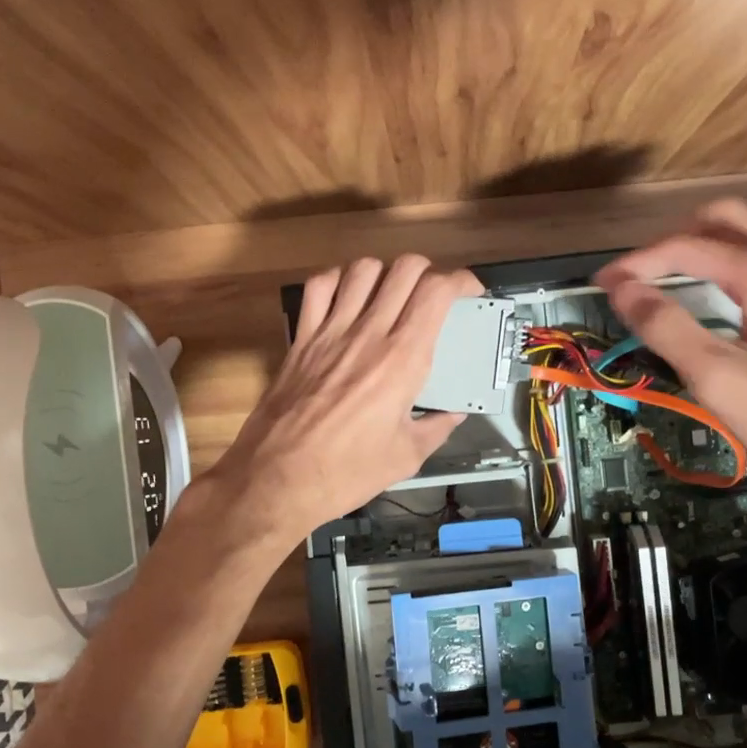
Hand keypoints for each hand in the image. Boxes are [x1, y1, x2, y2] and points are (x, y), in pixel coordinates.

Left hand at [200, 254, 482, 540]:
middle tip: (433, 295)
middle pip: (404, 269)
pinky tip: (347, 297)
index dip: (460, 280)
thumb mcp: (405, 457)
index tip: (469, 292)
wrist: (277, 479)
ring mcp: (330, 331)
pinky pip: (319, 287)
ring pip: (363, 269)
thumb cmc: (345, 473)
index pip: (436, 292)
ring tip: (391, 294)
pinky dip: (338, 280)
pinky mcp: (301, 339)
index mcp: (403, 360)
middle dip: (428, 272)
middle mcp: (368, 333)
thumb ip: (436, 428)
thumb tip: (453, 415)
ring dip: (385, 272)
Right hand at [594, 199, 746, 502]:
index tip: (602, 284)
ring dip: (720, 232)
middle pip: (728, 217)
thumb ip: (667, 328)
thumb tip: (623, 290)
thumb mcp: (718, 380)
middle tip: (642, 274)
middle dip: (676, 237)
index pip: (688, 247)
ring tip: (688, 264)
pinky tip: (743, 277)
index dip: (638, 262)